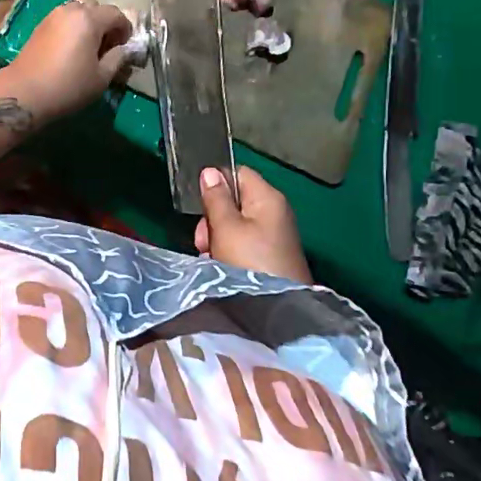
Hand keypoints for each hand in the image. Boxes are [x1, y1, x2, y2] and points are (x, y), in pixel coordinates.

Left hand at [9, 0, 135, 120]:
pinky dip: (72, 29)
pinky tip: (71, 51)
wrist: (23, 92)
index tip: (124, 48)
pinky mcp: (40, 26)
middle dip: (105, 23)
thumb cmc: (68, 87)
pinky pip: (64, 20)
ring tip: (88, 49)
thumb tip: (124, 50)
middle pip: (95, 7)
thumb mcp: (101, 78)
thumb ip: (117, 59)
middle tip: (106, 46)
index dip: (125, 29)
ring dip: (88, 25)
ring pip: (77, 12)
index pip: (116, 14)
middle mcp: (70, 10)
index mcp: (89, 19)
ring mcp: (52, 16)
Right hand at [195, 166, 312, 282]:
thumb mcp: (226, 228)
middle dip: (213, 219)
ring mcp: (272, 235)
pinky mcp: (269, 255)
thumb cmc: (251, 262)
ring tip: (212, 258)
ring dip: (217, 239)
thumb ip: (216, 198)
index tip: (201, 205)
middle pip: (233, 200)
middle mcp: (273, 212)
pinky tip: (221, 266)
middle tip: (204, 241)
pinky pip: (242, 243)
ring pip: (234, 225)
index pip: (238, 173)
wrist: (279, 309)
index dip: (217, 184)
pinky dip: (228, 252)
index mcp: (267, 198)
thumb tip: (210, 171)